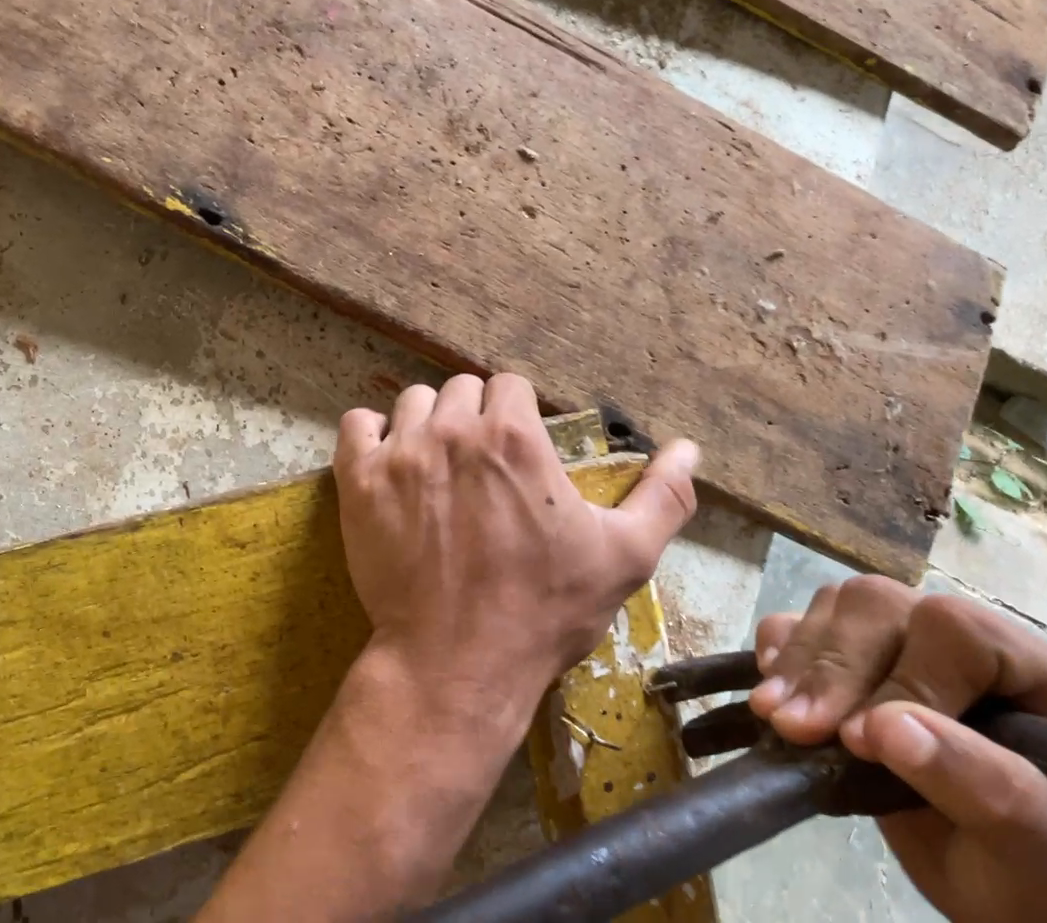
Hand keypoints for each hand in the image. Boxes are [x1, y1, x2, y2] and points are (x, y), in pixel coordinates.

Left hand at [333, 373, 699, 732]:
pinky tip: (388, 465)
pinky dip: (370, 437)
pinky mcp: (358, 481)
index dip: (515, 414)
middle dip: (473, 418)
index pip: (508, 385)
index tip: (517, 452)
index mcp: (514, 435)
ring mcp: (400, 454)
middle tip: (479, 468)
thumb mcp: (624, 557)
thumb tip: (690, 449)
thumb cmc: (543, 610)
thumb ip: (662, 496)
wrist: (457, 660)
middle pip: (460, 390)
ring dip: (425, 425)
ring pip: (411, 404)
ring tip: (436, 469)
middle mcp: (453, 430)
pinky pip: (356, 426)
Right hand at [747, 577, 1046, 922]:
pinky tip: (773, 695)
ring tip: (779, 721)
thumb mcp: (1038, 847)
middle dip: (831, 667)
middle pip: (882, 605)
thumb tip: (884, 727)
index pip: (957, 631)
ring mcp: (909, 652)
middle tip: (794, 728)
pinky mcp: (859, 670)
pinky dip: (779, 652)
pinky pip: (804, 627)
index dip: (905, 678)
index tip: (865, 745)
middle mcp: (973, 648)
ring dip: (798, 663)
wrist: (1017, 897)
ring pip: (838, 609)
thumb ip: (980, 783)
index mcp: (1042, 675)